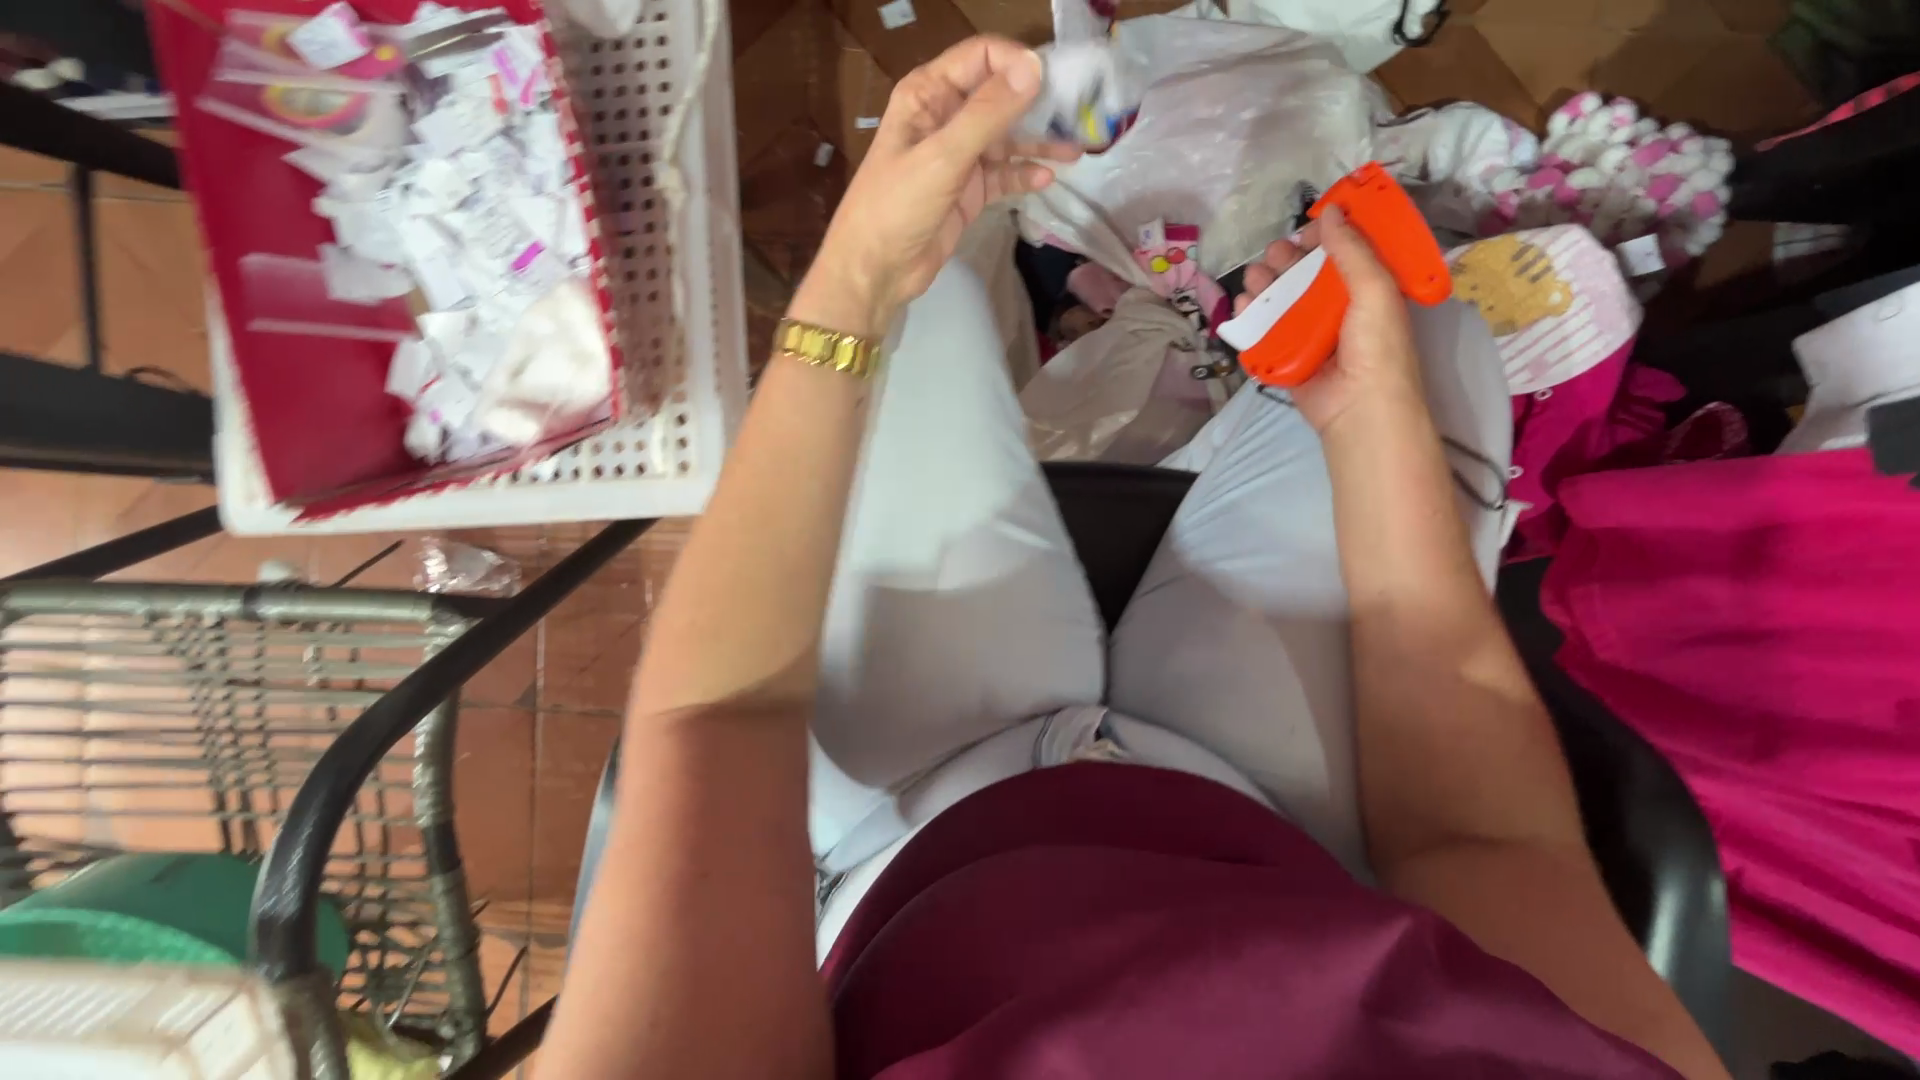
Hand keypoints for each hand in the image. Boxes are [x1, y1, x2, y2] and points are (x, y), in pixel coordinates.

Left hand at [789, 36, 1079, 337]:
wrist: (875, 271)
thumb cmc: (896, 207)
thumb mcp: (943, 156)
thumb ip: (988, 113)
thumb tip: (1033, 69)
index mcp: (928, 95)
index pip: (981, 58)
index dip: (1018, 64)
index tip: (1055, 82)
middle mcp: (944, 118)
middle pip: (1000, 97)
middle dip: (1038, 104)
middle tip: (1080, 114)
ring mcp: (958, 157)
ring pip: (1006, 139)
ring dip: (1038, 143)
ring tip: (1076, 151)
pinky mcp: (967, 192)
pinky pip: (1003, 176)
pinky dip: (1023, 176)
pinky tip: (1046, 180)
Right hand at [1233, 205, 1425, 436]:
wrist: (1358, 407)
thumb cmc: (1375, 346)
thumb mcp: (1375, 289)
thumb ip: (1352, 250)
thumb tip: (1331, 211)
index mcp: (1366, 290)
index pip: (1342, 255)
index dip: (1324, 240)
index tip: (1306, 233)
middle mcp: (1337, 310)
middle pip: (1305, 277)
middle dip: (1285, 261)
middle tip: (1271, 254)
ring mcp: (1309, 335)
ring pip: (1281, 302)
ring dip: (1264, 286)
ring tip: (1252, 279)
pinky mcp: (1286, 357)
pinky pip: (1264, 333)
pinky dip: (1250, 318)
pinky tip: (1242, 306)